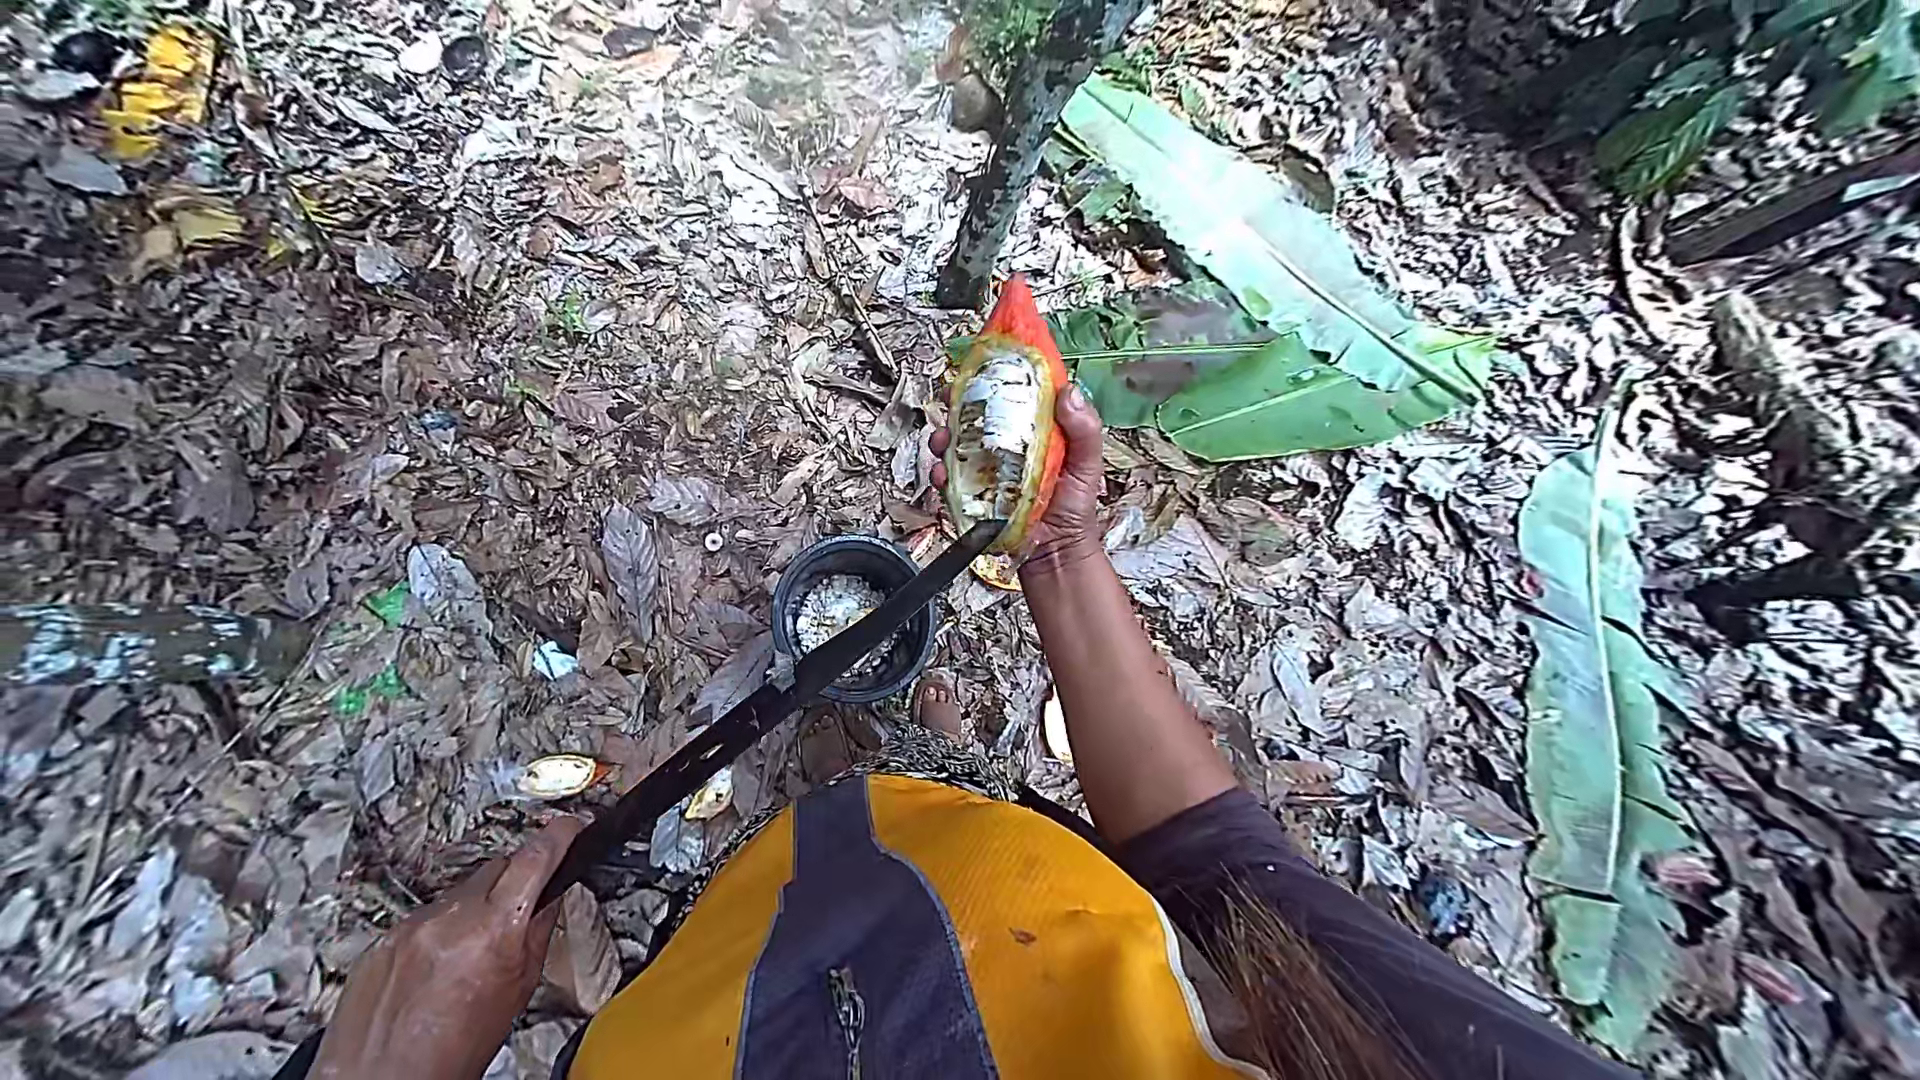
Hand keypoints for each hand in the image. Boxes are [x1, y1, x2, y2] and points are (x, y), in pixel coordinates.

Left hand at [311, 816, 583, 1079]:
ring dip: (476, 906)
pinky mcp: (382, 940)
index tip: (570, 825)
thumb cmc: (451, 1053)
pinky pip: (427, 914)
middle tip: (517, 910)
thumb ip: (540, 926)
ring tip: (469, 952)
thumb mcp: (521, 984)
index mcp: (494, 930)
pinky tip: (438, 964)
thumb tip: (552, 891)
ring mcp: (411, 927)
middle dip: (515, 879)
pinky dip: (441, 928)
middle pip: (499, 865)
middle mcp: (449, 919)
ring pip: (463, 889)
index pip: (536, 855)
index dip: (560, 833)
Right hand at [930, 381, 1105, 575]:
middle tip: (949, 403)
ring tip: (942, 442)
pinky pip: (951, 480)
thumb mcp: (1088, 463)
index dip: (993, 377)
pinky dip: (941, 475)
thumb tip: (1068, 391)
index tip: (980, 365)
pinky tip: (943, 475)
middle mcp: (1006, 446)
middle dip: (956, 406)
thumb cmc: (1075, 508)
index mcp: (1034, 430)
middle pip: (974, 417)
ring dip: (943, 438)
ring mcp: (987, 470)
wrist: (1057, 552)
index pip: (1011, 395)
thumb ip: (1084, 430)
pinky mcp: (974, 495)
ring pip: (955, 445)